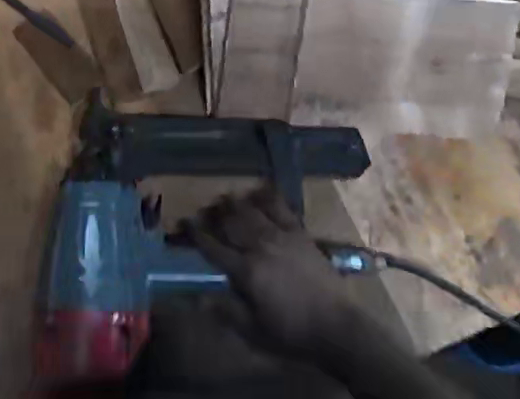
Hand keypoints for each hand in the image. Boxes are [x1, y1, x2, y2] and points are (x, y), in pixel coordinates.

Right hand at [186, 186, 366, 358]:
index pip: (215, 248)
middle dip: (215, 214)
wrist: (335, 325)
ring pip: (252, 211)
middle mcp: (260, 246)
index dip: (197, 235)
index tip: (184, 223)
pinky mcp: (300, 232)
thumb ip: (227, 311)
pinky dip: (268, 196)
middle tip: (203, 208)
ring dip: (236, 202)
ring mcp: (281, 235)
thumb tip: (199, 296)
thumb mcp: (255, 332)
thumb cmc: (292, 332)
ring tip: (225, 196)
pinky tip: (261, 188)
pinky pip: (281, 208)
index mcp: (247, 271)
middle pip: (232, 223)